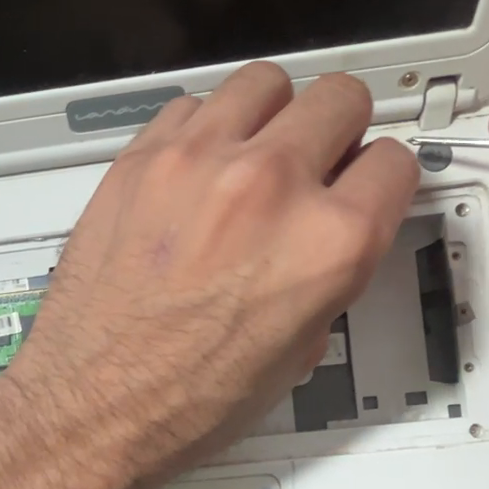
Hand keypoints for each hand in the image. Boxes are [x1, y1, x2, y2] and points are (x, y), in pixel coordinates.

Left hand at [0, 62, 419, 488]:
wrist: (92, 406)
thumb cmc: (187, 401)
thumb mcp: (298, 353)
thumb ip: (329, 275)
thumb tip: (329, 234)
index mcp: (329, 242)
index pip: (395, 160)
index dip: (381, 181)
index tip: (364, 189)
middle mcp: (270, 187)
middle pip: (341, 98)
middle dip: (338, 133)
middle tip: (316, 166)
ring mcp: (198, 163)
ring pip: (266, 81)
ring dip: (273, 116)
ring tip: (254, 157)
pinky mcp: (140, 160)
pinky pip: (192, 106)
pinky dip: (203, 131)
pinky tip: (195, 174)